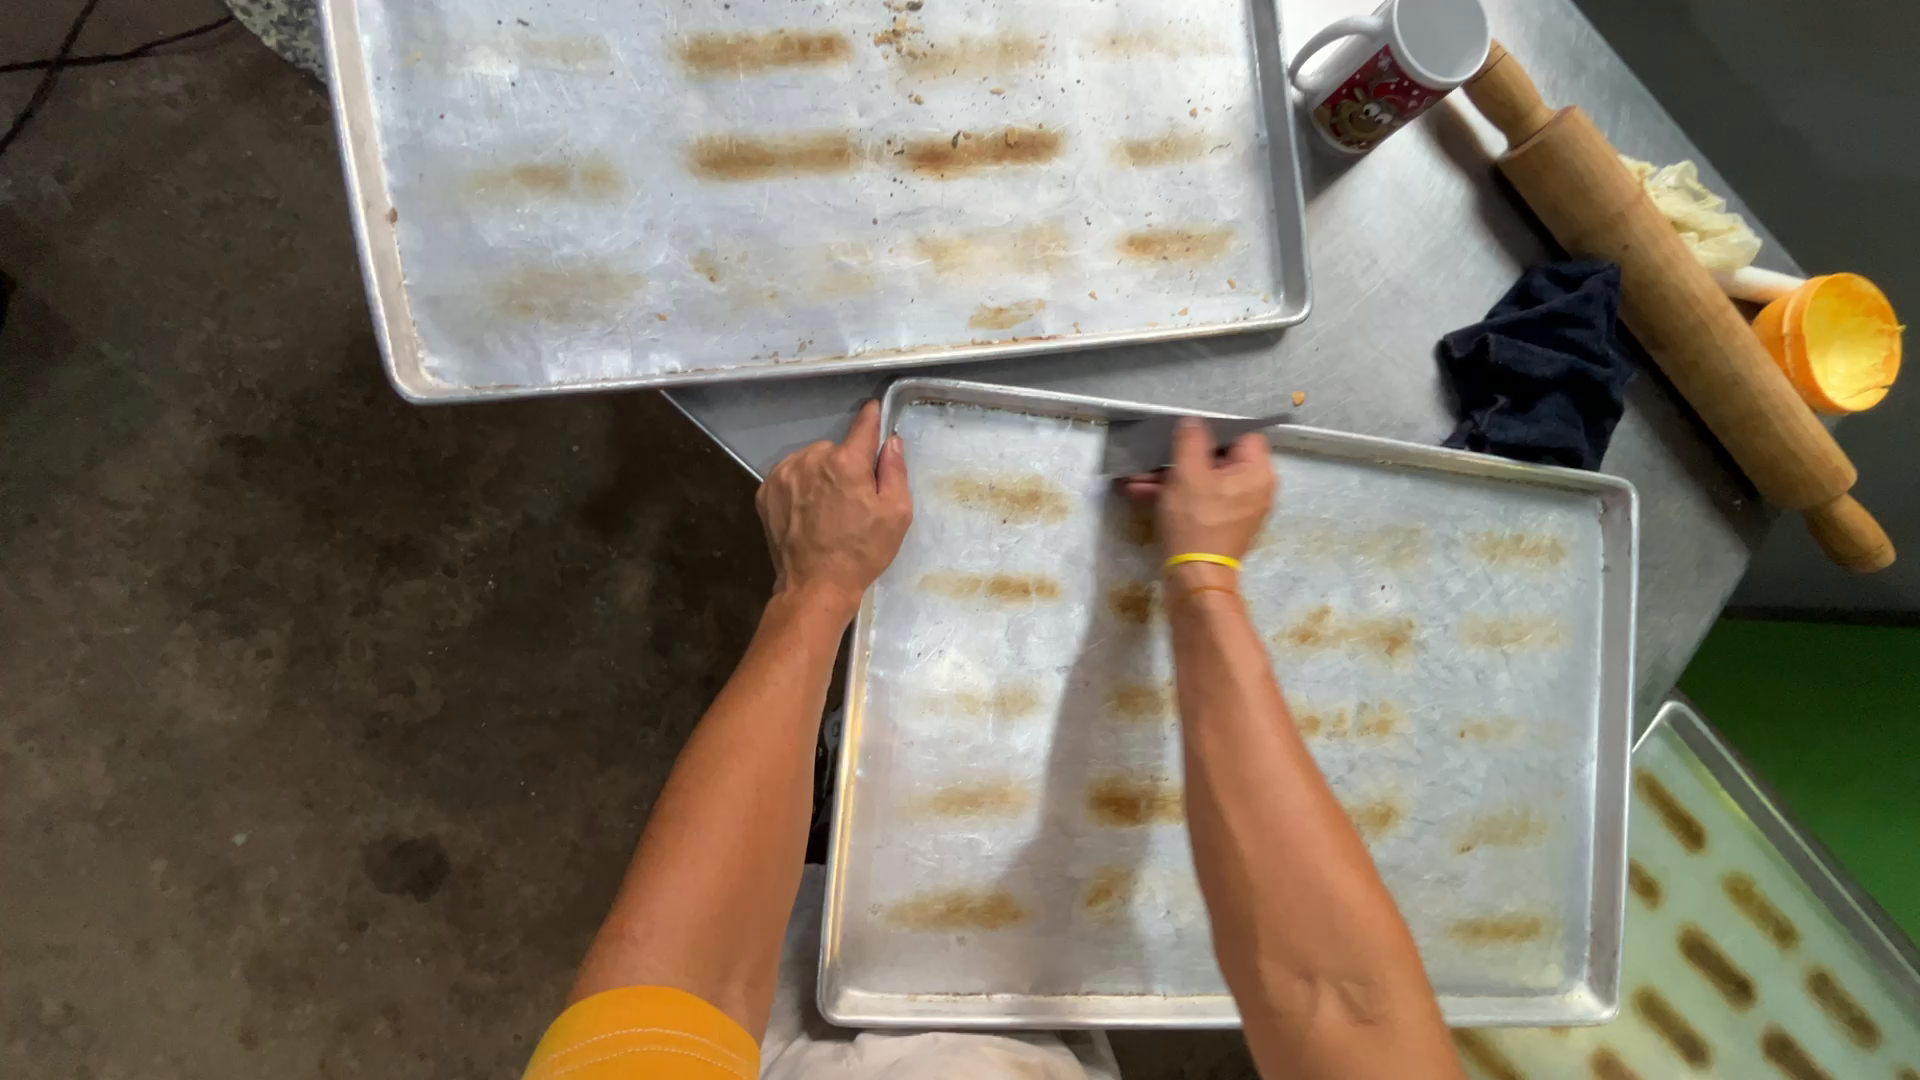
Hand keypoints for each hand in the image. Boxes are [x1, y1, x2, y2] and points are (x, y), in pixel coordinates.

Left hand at [756, 400, 912, 619]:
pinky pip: (790, 475)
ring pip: (810, 460)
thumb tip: (891, 441)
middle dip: (845, 465)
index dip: (872, 417)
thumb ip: (895, 471)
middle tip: (852, 498)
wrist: (815, 586)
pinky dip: (799, 486)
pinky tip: (807, 511)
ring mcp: (784, 474)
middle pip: (836, 449)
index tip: (874, 408)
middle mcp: (811, 459)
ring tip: (827, 508)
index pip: (863, 426)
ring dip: (820, 474)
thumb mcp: (896, 514)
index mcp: (846, 462)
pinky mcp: (765, 491)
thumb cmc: (862, 553)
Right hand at [1119, 417, 1274, 565]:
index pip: (1241, 434)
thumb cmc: (1195, 521)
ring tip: (1135, 478)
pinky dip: (1174, 496)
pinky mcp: (1220, 524)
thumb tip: (1193, 420)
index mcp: (1256, 471)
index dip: (1212, 429)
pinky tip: (1140, 493)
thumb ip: (1191, 440)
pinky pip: (1198, 500)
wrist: (1194, 577)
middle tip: (1151, 456)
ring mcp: (1237, 508)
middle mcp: (1254, 488)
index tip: (1183, 431)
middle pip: (1217, 458)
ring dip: (1168, 478)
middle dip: (1178, 457)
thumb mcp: (1188, 474)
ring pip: (1202, 481)